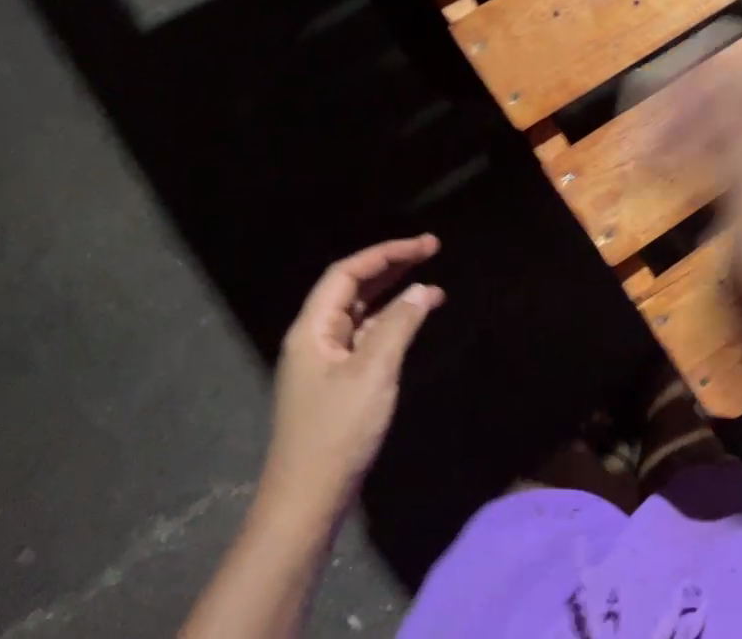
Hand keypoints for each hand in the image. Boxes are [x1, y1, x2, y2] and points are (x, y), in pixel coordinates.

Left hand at [260, 235, 445, 518]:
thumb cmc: (338, 430)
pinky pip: (367, 337)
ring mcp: (326, 362)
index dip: (386, 253)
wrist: (309, 495)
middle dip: (392, 267)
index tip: (426, 246)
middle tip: (433, 250)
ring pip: (361, 313)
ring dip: (394, 294)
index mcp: (312, 330)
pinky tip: (415, 322)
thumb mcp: (373, 372)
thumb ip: (399, 325)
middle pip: (352, 289)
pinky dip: (393, 322)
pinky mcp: (340, 382)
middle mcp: (315, 338)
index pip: (347, 274)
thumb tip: (423, 291)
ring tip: (433, 283)